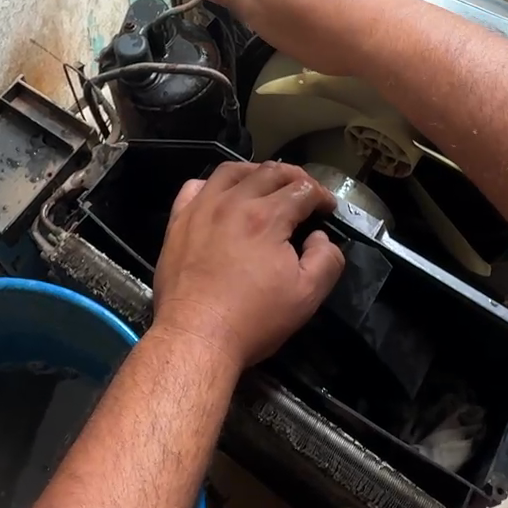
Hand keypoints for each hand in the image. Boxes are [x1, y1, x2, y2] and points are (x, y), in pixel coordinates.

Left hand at [151, 161, 345, 367]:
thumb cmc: (253, 319)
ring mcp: (202, 208)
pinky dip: (213, 185)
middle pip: (270, 172)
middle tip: (305, 191)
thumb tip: (319, 236)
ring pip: (232, 171)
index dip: (322, 195)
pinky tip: (221, 196)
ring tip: (267, 183)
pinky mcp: (179, 220)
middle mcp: (234, 201)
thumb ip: (326, 260)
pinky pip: (195, 187)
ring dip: (256, 172)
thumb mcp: (307, 296)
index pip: (302, 189)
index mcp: (268, 217)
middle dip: (295, 177)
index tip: (328, 208)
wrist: (196, 336)